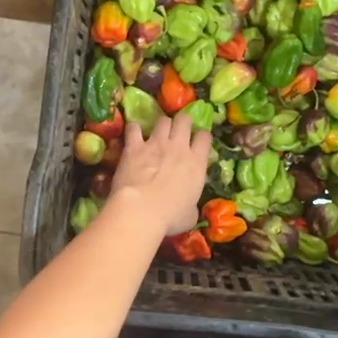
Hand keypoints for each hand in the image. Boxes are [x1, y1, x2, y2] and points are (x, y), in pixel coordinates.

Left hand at [108, 114, 212, 235]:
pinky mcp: (134, 146)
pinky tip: (133, 133)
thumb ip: (191, 204)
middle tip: (178, 131)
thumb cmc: (170, 217)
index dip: (202, 137)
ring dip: (161, 124)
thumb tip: (189, 207)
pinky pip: (134, 128)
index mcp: (197, 163)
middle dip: (182, 122)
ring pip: (163, 120)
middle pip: (184, 120)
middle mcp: (179, 147)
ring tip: (158, 132)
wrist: (142, 210)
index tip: (198, 142)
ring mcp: (156, 144)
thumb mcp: (190, 214)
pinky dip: (134, 129)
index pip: (205, 138)